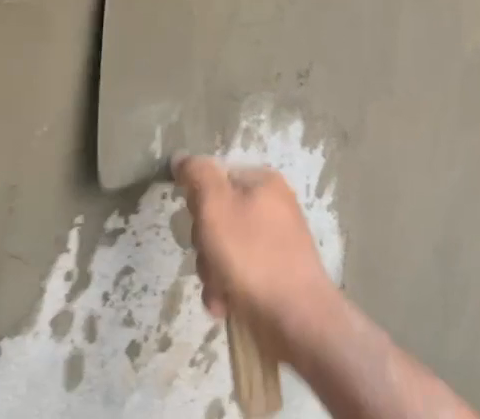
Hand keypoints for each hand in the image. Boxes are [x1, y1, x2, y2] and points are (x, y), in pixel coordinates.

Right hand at [172, 155, 334, 336]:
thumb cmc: (252, 255)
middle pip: (215, 215)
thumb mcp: (215, 204)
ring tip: (220, 287)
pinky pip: (235, 273)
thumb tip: (181, 158)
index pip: (213, 177)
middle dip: (203, 242)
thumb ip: (196, 173)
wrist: (297, 320)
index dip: (197, 199)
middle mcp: (271, 208)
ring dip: (210, 269)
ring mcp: (274, 244)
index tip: (197, 218)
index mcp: (263, 183)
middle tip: (209, 254)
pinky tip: (225, 303)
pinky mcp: (273, 276)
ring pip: (220, 248)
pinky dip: (225, 288)